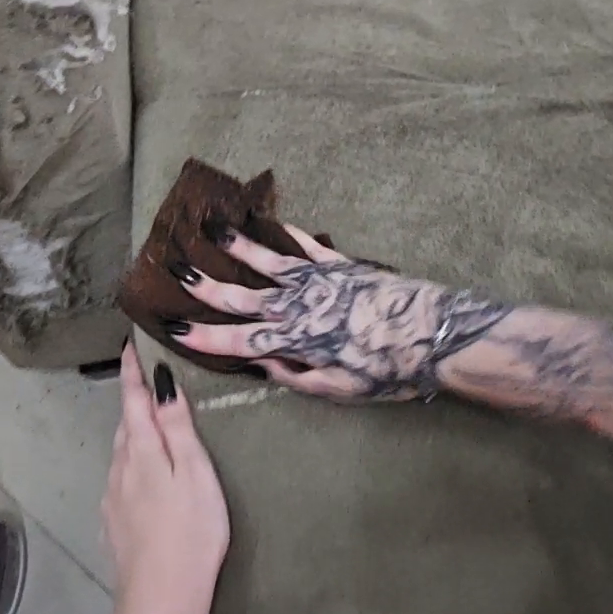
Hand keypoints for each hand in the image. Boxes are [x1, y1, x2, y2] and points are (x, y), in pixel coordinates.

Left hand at [99, 344, 227, 613]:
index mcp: (141, 449)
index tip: (130, 342)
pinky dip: (132, 461)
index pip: (132, 398)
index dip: (131, 369)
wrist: (162, 599)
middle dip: (134, 398)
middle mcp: (120, 466)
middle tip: (149, 378)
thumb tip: (162, 382)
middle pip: (125, 422)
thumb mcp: (195, 472)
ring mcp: (113, 496)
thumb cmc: (191, 530)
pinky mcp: (113, 521)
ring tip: (153, 422)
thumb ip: (177, 427)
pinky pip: (121, 477)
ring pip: (122, 450)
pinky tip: (147, 474)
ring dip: (134, 430)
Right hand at [168, 223, 515, 401]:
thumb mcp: (340, 390)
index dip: (207, 337)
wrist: (436, 332)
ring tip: (213, 229)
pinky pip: (307, 247)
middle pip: (244, 295)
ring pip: (269, 261)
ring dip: (239, 246)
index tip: (176, 328)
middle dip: (208, 285)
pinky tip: (273, 223)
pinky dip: (287, 234)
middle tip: (178, 269)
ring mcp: (319, 279)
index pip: (240, 340)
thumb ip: (295, 376)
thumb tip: (260, 362)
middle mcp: (299, 304)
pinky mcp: (341, 264)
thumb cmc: (389, 369)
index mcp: (296, 339)